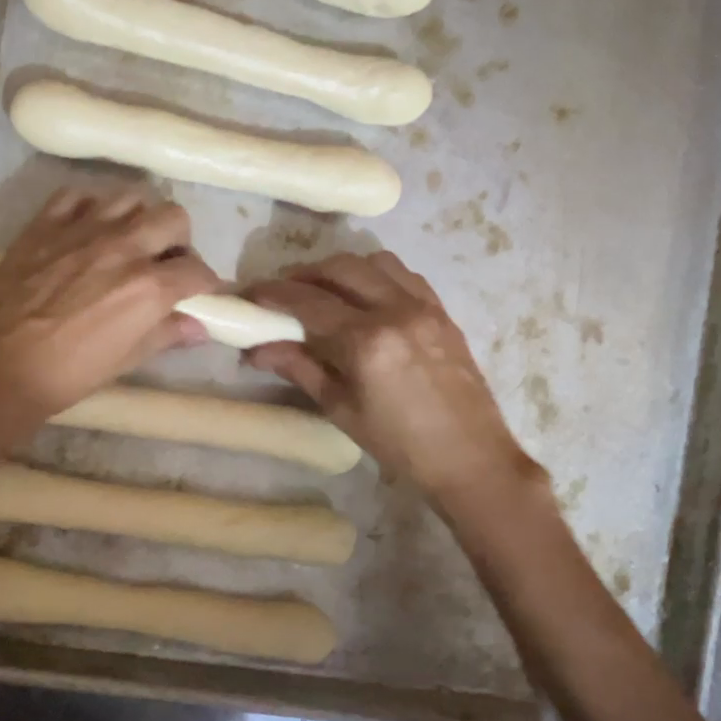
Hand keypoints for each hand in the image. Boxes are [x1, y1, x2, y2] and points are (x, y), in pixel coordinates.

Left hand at [0, 185, 220, 425]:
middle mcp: (123, 247)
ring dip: (138, 217)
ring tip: (128, 241)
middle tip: (165, 263)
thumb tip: (197, 328)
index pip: (197, 271)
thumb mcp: (124, 361)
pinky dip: (90, 207)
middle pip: (173, 218)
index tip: (199, 293)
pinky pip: (77, 195)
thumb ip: (164, 335)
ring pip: (130, 197)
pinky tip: (86, 229)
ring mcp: (81, 230)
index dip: (204, 284)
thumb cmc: (67, 375)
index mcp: (148, 287)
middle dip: (179, 241)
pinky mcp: (44, 225)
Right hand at [246, 253, 542, 507]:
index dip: (273, 294)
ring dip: (340, 269)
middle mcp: (395, 310)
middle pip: (339, 268)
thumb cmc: (399, 445)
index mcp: (366, 341)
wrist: (470, 458)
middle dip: (303, 275)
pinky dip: (375, 275)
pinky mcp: (442, 312)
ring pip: (374, 262)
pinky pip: (403, 275)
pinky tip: (363, 297)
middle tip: (280, 292)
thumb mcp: (340, 409)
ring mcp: (424, 306)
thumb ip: (300, 369)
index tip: (250, 294)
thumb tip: (256, 350)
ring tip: (321, 291)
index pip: (308, 302)